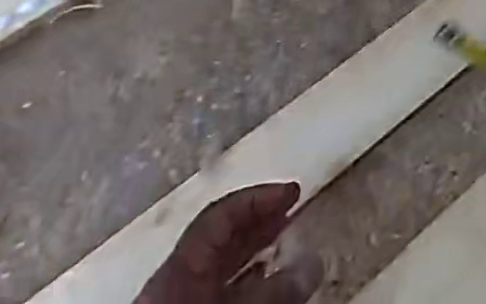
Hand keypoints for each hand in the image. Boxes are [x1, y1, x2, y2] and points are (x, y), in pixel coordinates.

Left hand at [135, 182, 323, 303]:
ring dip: (254, 252)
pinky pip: (216, 294)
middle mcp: (172, 285)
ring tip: (286, 243)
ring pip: (217, 269)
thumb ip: (278, 291)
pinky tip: (268, 287)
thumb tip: (313, 265)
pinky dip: (245, 284)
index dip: (259, 197)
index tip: (294, 192)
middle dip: (258, 222)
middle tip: (292, 210)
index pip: (220, 216)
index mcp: (179, 271)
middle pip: (219, 240)